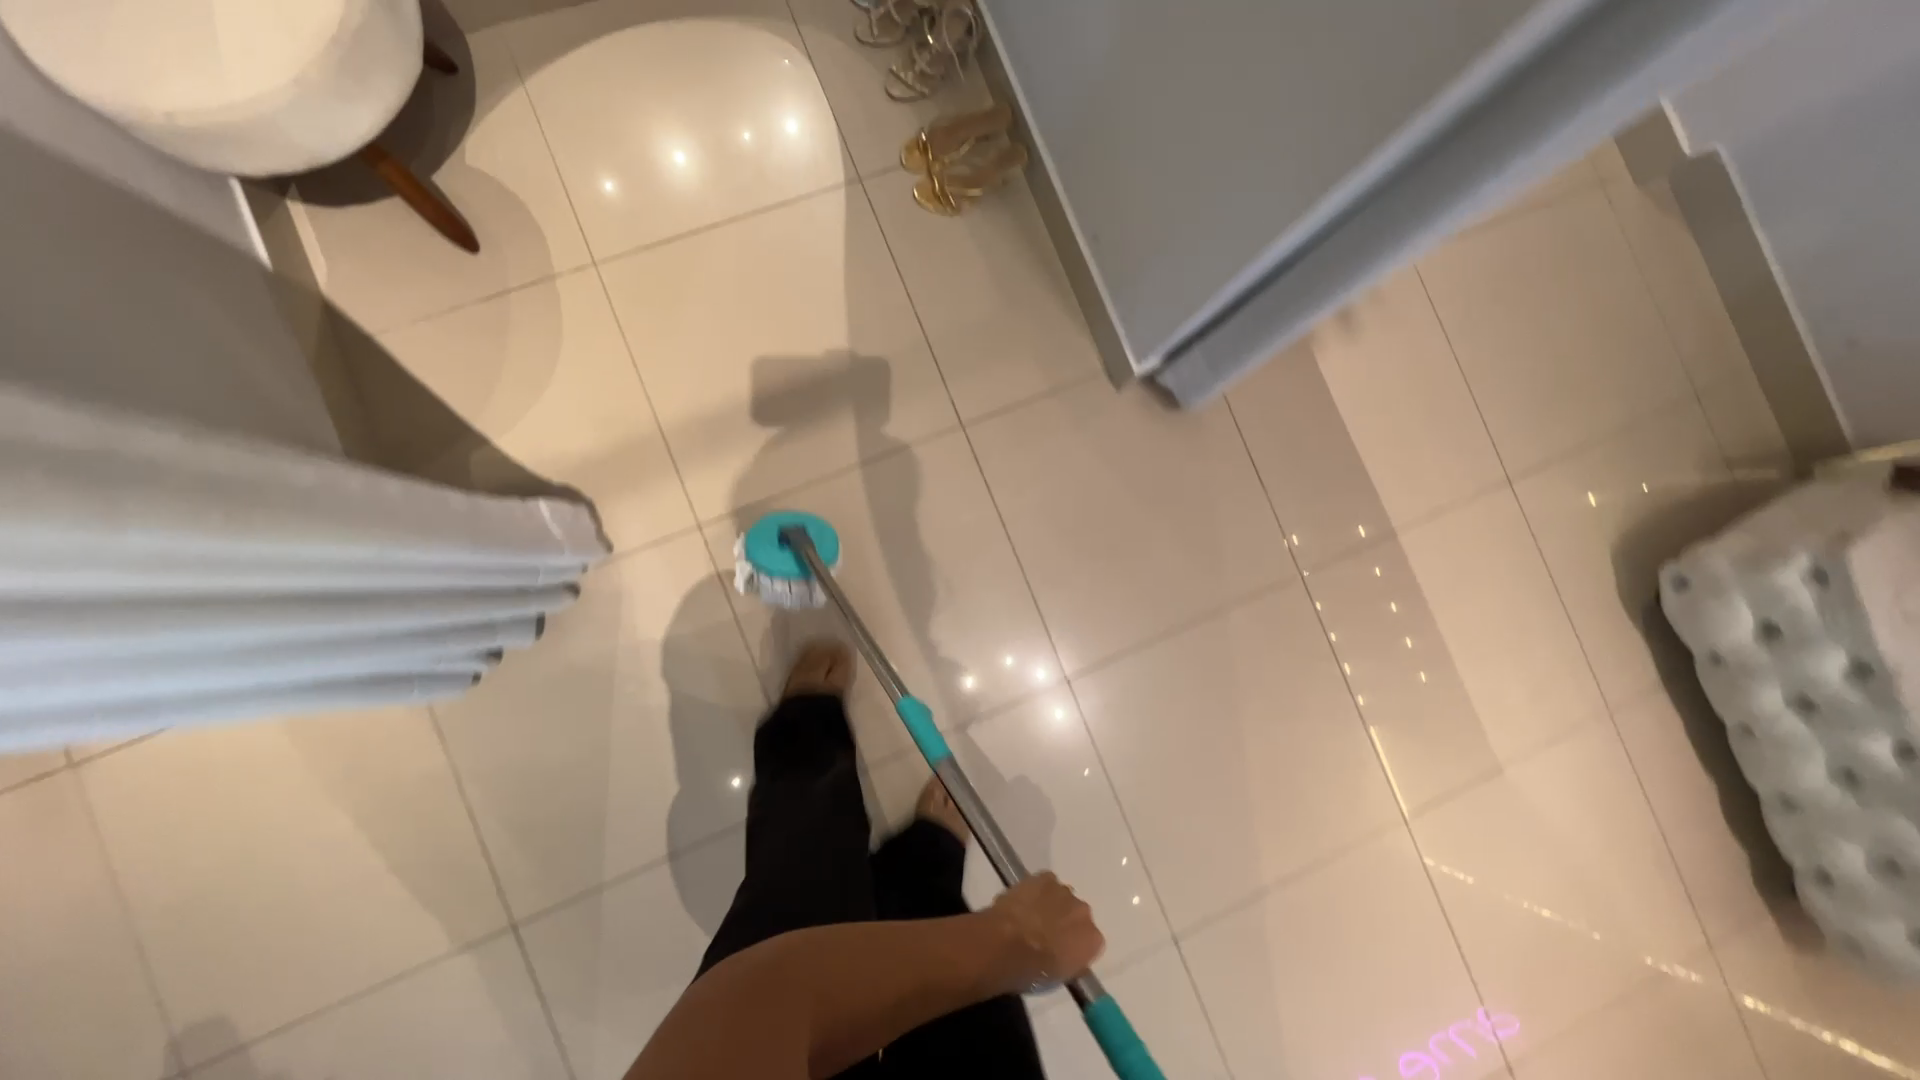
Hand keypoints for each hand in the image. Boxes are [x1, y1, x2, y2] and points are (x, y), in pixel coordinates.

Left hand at [986, 872, 1104, 991]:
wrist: (1005, 945)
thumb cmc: (1032, 970)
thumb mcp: (1058, 977)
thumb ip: (1071, 961)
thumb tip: (1070, 954)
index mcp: (1093, 940)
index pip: (1090, 941)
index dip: (1073, 945)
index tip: (1060, 950)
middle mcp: (1085, 913)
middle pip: (1077, 915)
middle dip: (1064, 921)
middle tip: (1045, 933)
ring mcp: (1065, 892)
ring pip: (1061, 897)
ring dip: (1051, 904)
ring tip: (1031, 916)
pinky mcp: (1046, 877)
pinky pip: (1046, 882)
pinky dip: (1037, 890)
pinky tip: (1024, 901)